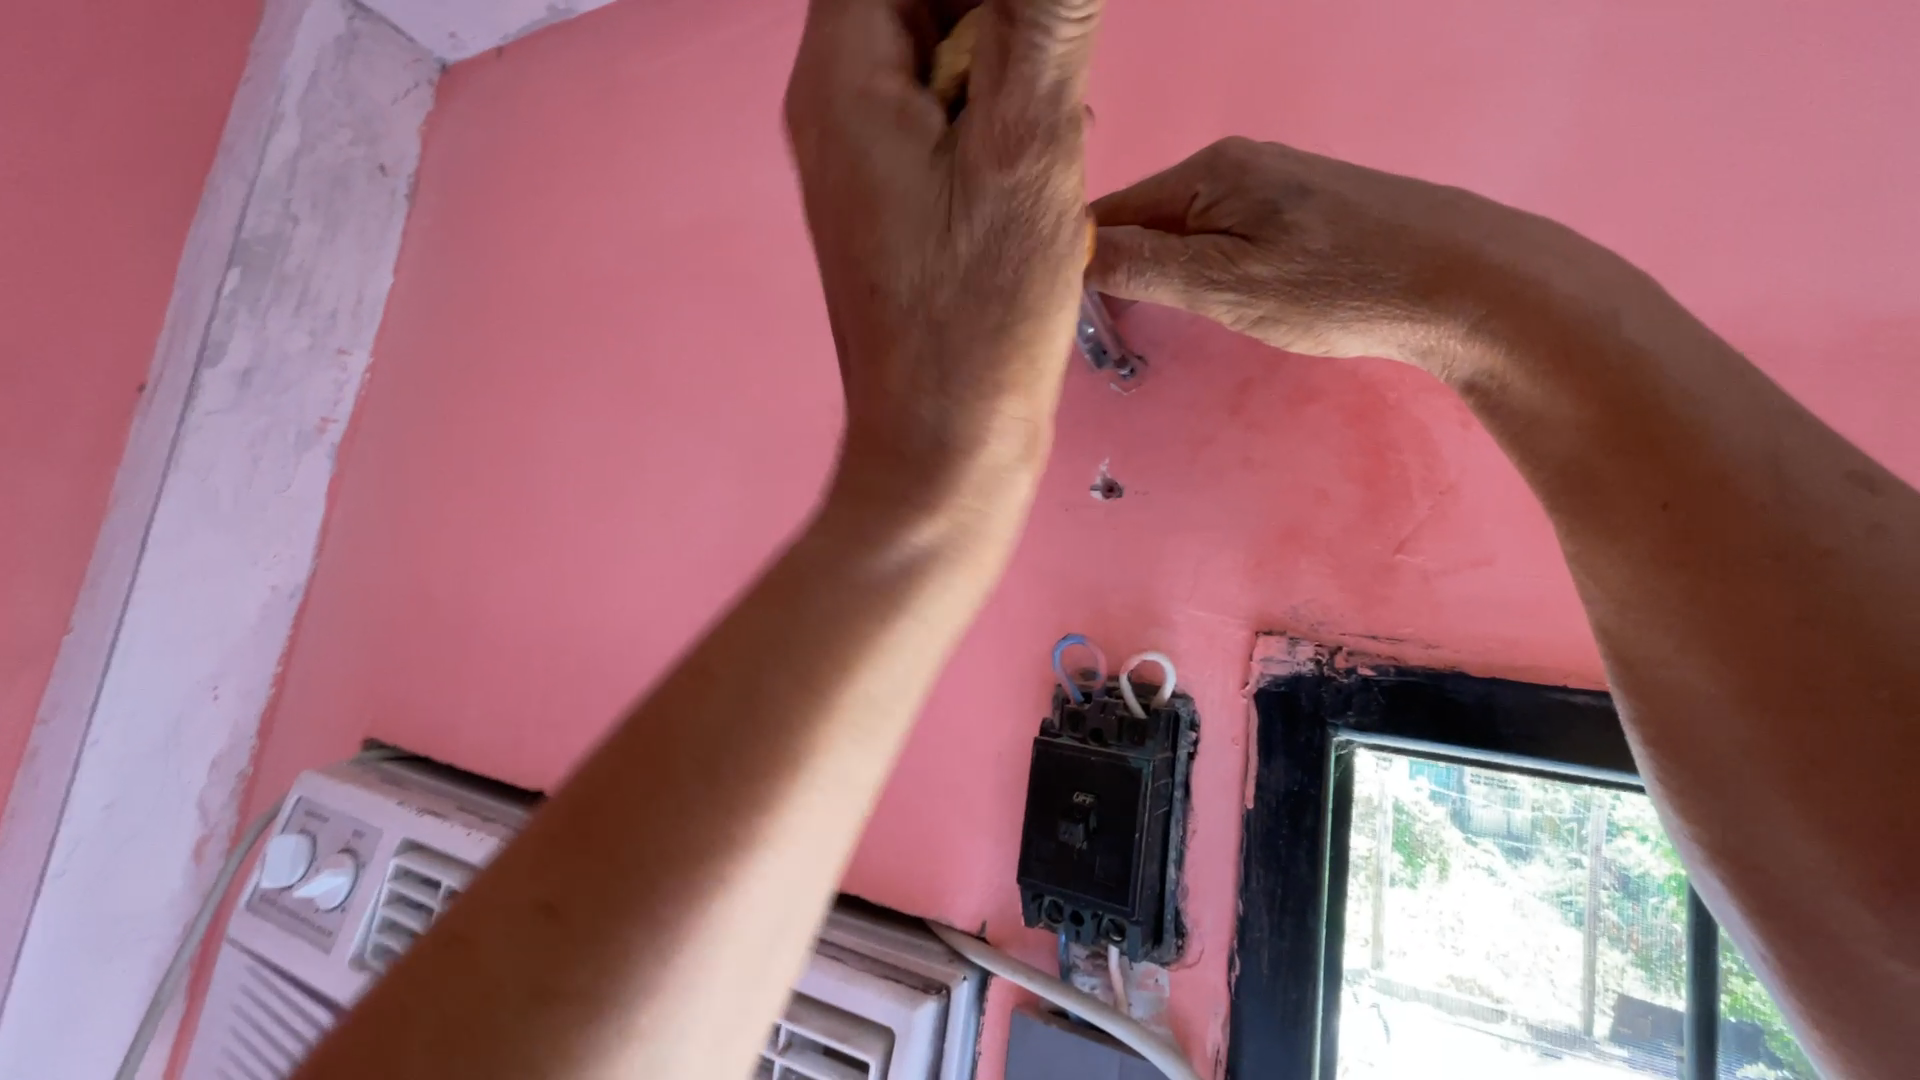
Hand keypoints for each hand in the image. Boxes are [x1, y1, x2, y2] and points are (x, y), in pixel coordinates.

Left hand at [786, 0, 1101, 519]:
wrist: (945, 445)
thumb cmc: (976, 327)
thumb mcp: (1028, 153)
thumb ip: (1044, 21)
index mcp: (843, 82)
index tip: (1038, 29)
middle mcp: (835, 112)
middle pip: (917, 3)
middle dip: (1001, 26)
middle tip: (1048, 96)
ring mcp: (862, 162)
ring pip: (938, 61)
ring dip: (1008, 80)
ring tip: (1042, 148)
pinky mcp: (894, 204)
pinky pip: (943, 124)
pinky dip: (996, 129)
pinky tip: (1031, 180)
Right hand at [1089, 137, 1528, 376]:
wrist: (1461, 283)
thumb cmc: (1335, 288)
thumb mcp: (1224, 286)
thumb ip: (1142, 266)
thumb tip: (1071, 252)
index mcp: (1206, 173)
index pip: (1107, 212)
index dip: (1078, 262)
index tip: (1064, 315)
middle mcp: (1231, 164)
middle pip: (1142, 219)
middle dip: (1118, 270)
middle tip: (1112, 329)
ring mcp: (1267, 183)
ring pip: (1180, 230)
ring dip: (1159, 273)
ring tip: (1158, 321)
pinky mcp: (1295, 209)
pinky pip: (1218, 235)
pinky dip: (1199, 269)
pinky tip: (1215, 299)